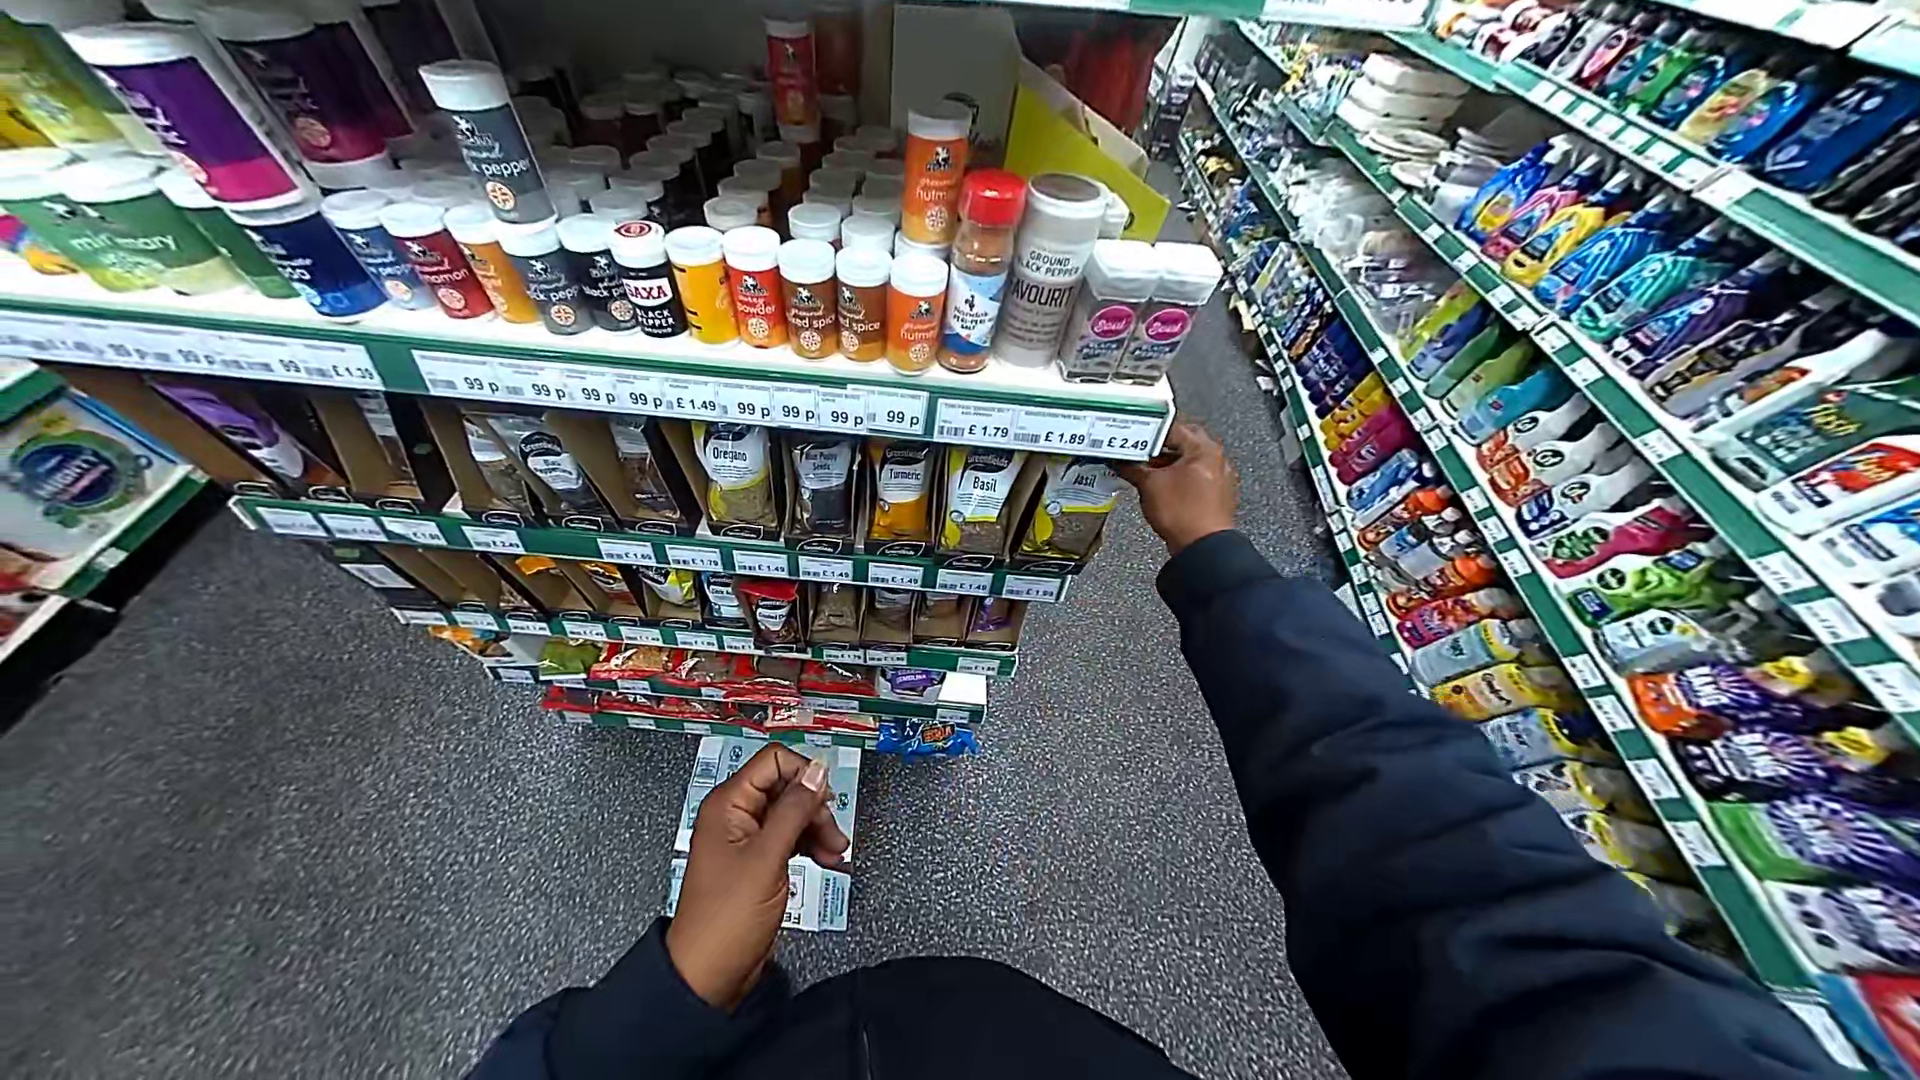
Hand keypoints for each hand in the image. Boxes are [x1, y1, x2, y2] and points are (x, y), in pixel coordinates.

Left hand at [666, 745, 848, 1009]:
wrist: (708, 978)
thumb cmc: (727, 918)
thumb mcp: (767, 857)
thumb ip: (794, 810)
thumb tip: (817, 770)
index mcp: (729, 803)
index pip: (773, 761)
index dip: (803, 773)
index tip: (825, 797)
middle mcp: (737, 813)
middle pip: (787, 786)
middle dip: (815, 806)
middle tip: (833, 832)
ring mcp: (748, 837)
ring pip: (793, 811)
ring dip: (818, 827)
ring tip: (836, 851)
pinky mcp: (759, 858)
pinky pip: (791, 835)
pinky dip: (811, 844)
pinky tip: (827, 859)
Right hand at [1116, 420, 1237, 554]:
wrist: (1201, 547)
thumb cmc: (1185, 515)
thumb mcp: (1149, 485)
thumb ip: (1132, 468)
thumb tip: (1121, 462)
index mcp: (1204, 449)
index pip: (1172, 427)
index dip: (1147, 431)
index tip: (1132, 436)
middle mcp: (1216, 460)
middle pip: (1182, 443)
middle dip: (1158, 447)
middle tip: (1138, 450)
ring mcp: (1217, 478)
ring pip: (1187, 461)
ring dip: (1165, 463)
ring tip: (1144, 470)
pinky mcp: (1214, 495)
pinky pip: (1192, 478)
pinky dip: (1174, 478)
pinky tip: (1159, 486)